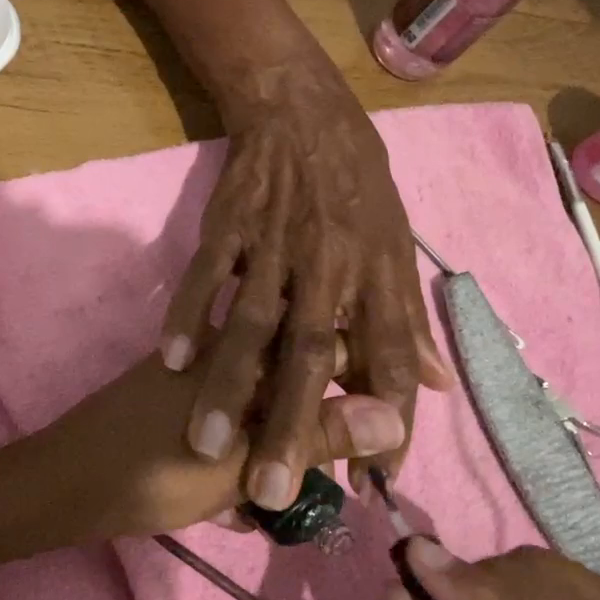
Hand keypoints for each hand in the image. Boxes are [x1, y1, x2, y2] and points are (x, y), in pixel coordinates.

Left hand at [17, 350, 407, 540]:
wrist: (65, 482)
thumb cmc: (155, 470)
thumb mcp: (247, 460)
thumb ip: (315, 432)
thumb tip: (392, 411)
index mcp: (245, 348)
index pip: (326, 345)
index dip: (368, 383)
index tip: (391, 432)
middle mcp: (224, 347)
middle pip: (297, 370)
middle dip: (326, 417)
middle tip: (350, 469)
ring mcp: (198, 373)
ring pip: (265, 395)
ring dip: (286, 439)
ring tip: (302, 491)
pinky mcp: (178, 401)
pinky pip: (232, 415)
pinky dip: (248, 449)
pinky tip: (249, 501)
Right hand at [163, 58, 452, 507]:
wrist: (300, 109)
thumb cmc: (356, 182)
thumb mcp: (398, 241)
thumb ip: (405, 314)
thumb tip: (429, 382)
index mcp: (375, 272)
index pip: (384, 356)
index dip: (383, 420)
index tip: (371, 482)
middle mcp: (327, 266)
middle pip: (307, 354)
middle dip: (290, 423)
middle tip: (270, 490)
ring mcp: (271, 245)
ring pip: (248, 324)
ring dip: (227, 385)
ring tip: (205, 445)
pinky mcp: (226, 225)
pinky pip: (204, 276)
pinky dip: (187, 315)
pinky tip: (170, 361)